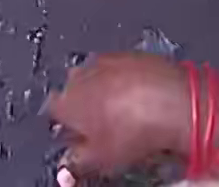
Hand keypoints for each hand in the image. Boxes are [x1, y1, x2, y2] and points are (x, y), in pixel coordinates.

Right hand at [46, 53, 189, 179]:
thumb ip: (75, 163)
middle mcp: (80, 73)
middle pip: (72, 88)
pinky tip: (134, 96)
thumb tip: (65, 166)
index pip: (52, 108)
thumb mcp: (99, 159)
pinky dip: (120, 79)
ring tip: (117, 111)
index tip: (72, 135)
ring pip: (93, 76)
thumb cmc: (128, 133)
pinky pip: (115, 67)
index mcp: (67, 100)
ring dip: (99, 90)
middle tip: (97, 125)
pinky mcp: (126, 52)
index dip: (61, 122)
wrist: (166, 99)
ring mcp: (103, 59)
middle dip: (80, 104)